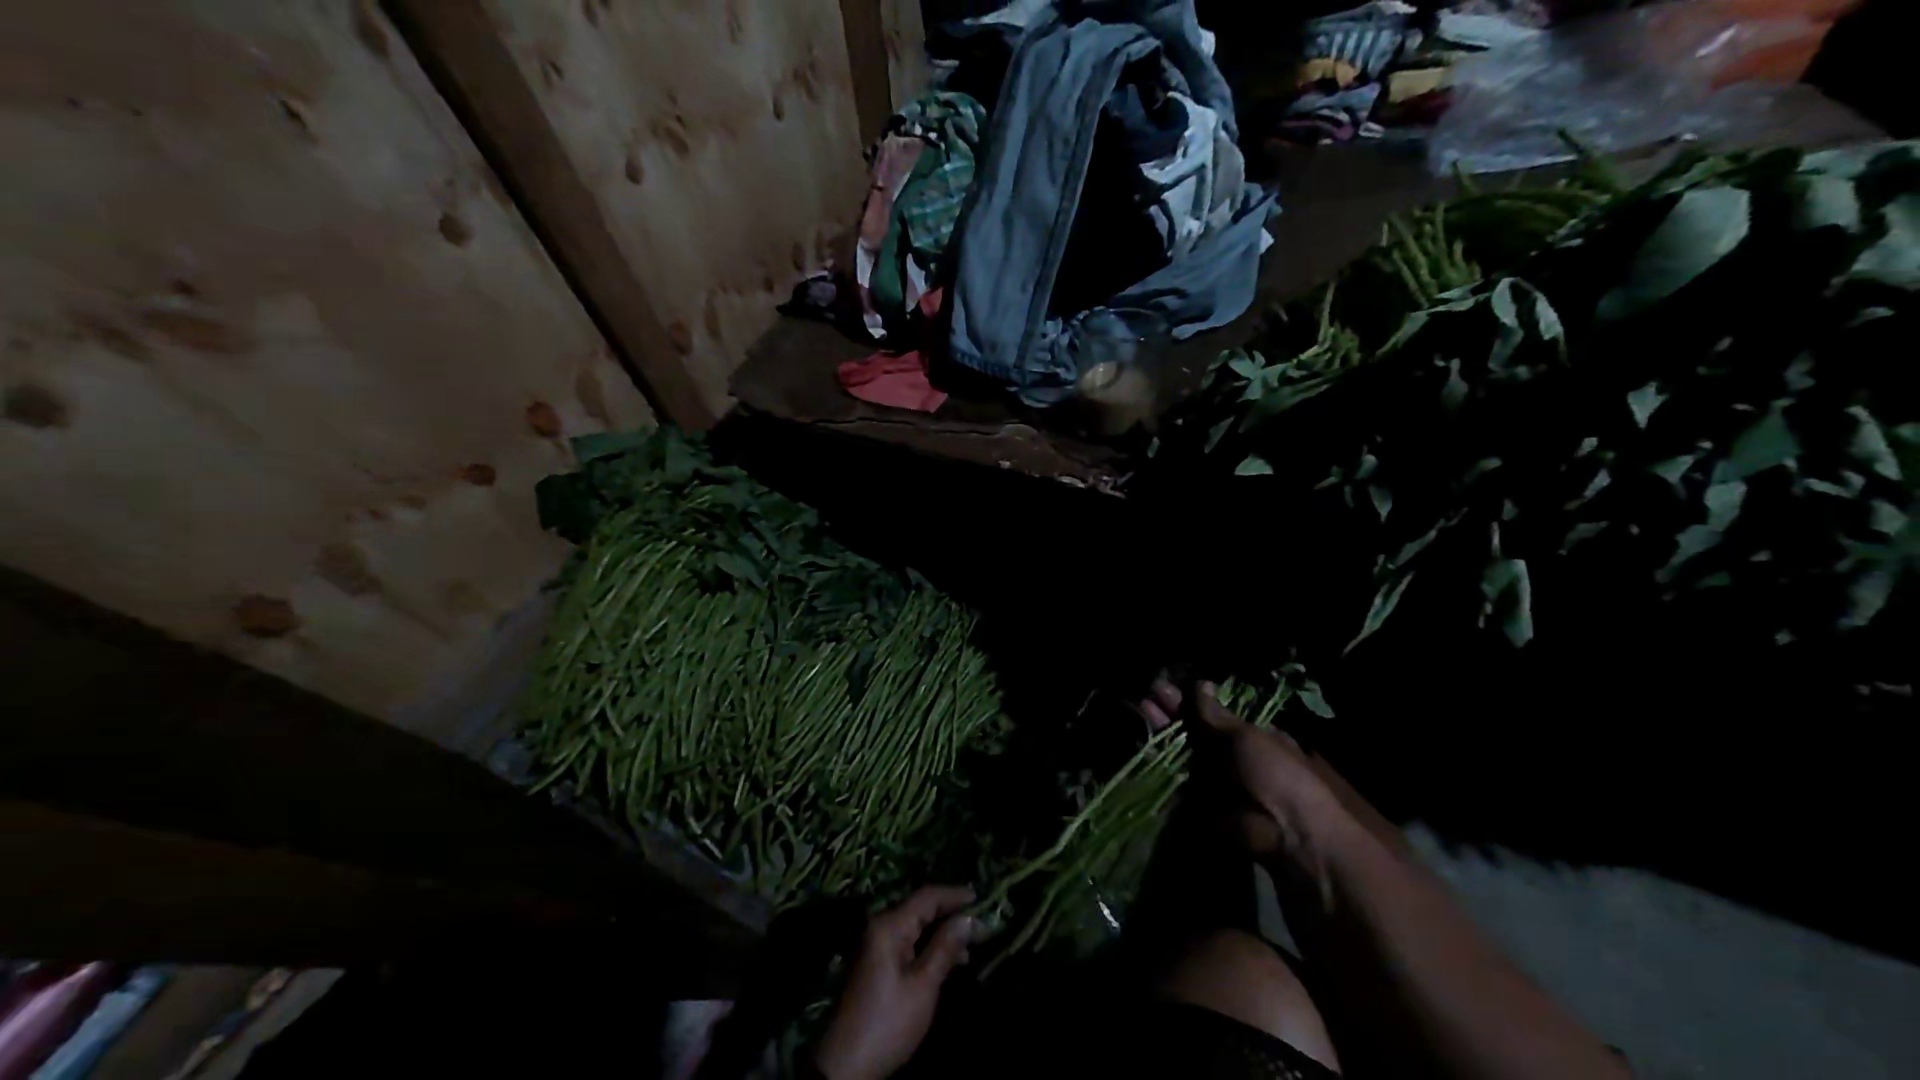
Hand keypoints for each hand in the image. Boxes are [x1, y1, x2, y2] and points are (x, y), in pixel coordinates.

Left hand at [813, 886, 975, 1079]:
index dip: (955, 894)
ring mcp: (878, 944)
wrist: (847, 1063)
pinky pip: (910, 942)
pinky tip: (952, 958)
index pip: (927, 896)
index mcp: (890, 926)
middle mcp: (882, 927)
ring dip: (944, 931)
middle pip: (921, 908)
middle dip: (952, 913)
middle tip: (983, 921)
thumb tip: (968, 918)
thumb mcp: (923, 986)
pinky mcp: (879, 962)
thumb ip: (945, 948)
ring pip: (917, 926)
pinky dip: (931, 945)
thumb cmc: (888, 1022)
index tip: (981, 897)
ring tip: (973, 942)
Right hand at [1140, 679, 1345, 888]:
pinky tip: (1144, 741)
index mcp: (1251, 737)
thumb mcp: (1246, 736)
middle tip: (1149, 693)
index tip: (1167, 686)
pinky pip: (1177, 778)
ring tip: (1141, 707)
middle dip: (1173, 712)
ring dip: (1164, 731)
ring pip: (1183, 751)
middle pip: (1196, 730)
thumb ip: (1215, 714)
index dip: (1192, 700)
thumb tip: (1199, 683)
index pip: (1215, 714)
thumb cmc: (1275, 774)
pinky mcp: (1200, 802)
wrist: (1285, 835)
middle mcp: (1232, 756)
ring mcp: (1216, 780)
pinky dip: (1161, 761)